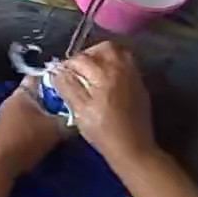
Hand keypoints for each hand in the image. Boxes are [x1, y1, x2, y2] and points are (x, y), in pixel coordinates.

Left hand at [0, 77, 68, 177]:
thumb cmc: (27, 140)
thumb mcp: (56, 130)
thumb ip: (70, 121)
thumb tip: (81, 117)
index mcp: (22, 93)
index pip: (39, 76)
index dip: (54, 78)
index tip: (68, 84)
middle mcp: (10, 100)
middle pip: (34, 94)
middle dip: (50, 99)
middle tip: (67, 105)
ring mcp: (4, 116)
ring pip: (28, 109)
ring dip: (41, 114)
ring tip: (58, 121)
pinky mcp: (2, 130)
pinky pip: (22, 121)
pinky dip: (32, 125)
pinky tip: (42, 134)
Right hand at [49, 42, 154, 168]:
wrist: (134, 148)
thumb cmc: (103, 132)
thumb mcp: (80, 112)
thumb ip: (68, 88)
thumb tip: (57, 72)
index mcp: (105, 75)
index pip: (82, 59)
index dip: (68, 64)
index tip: (61, 73)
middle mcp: (121, 69)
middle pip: (104, 47)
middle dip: (88, 53)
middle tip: (78, 67)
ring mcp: (134, 76)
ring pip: (119, 52)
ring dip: (104, 56)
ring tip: (93, 70)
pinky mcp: (140, 84)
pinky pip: (128, 63)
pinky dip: (115, 64)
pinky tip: (107, 80)